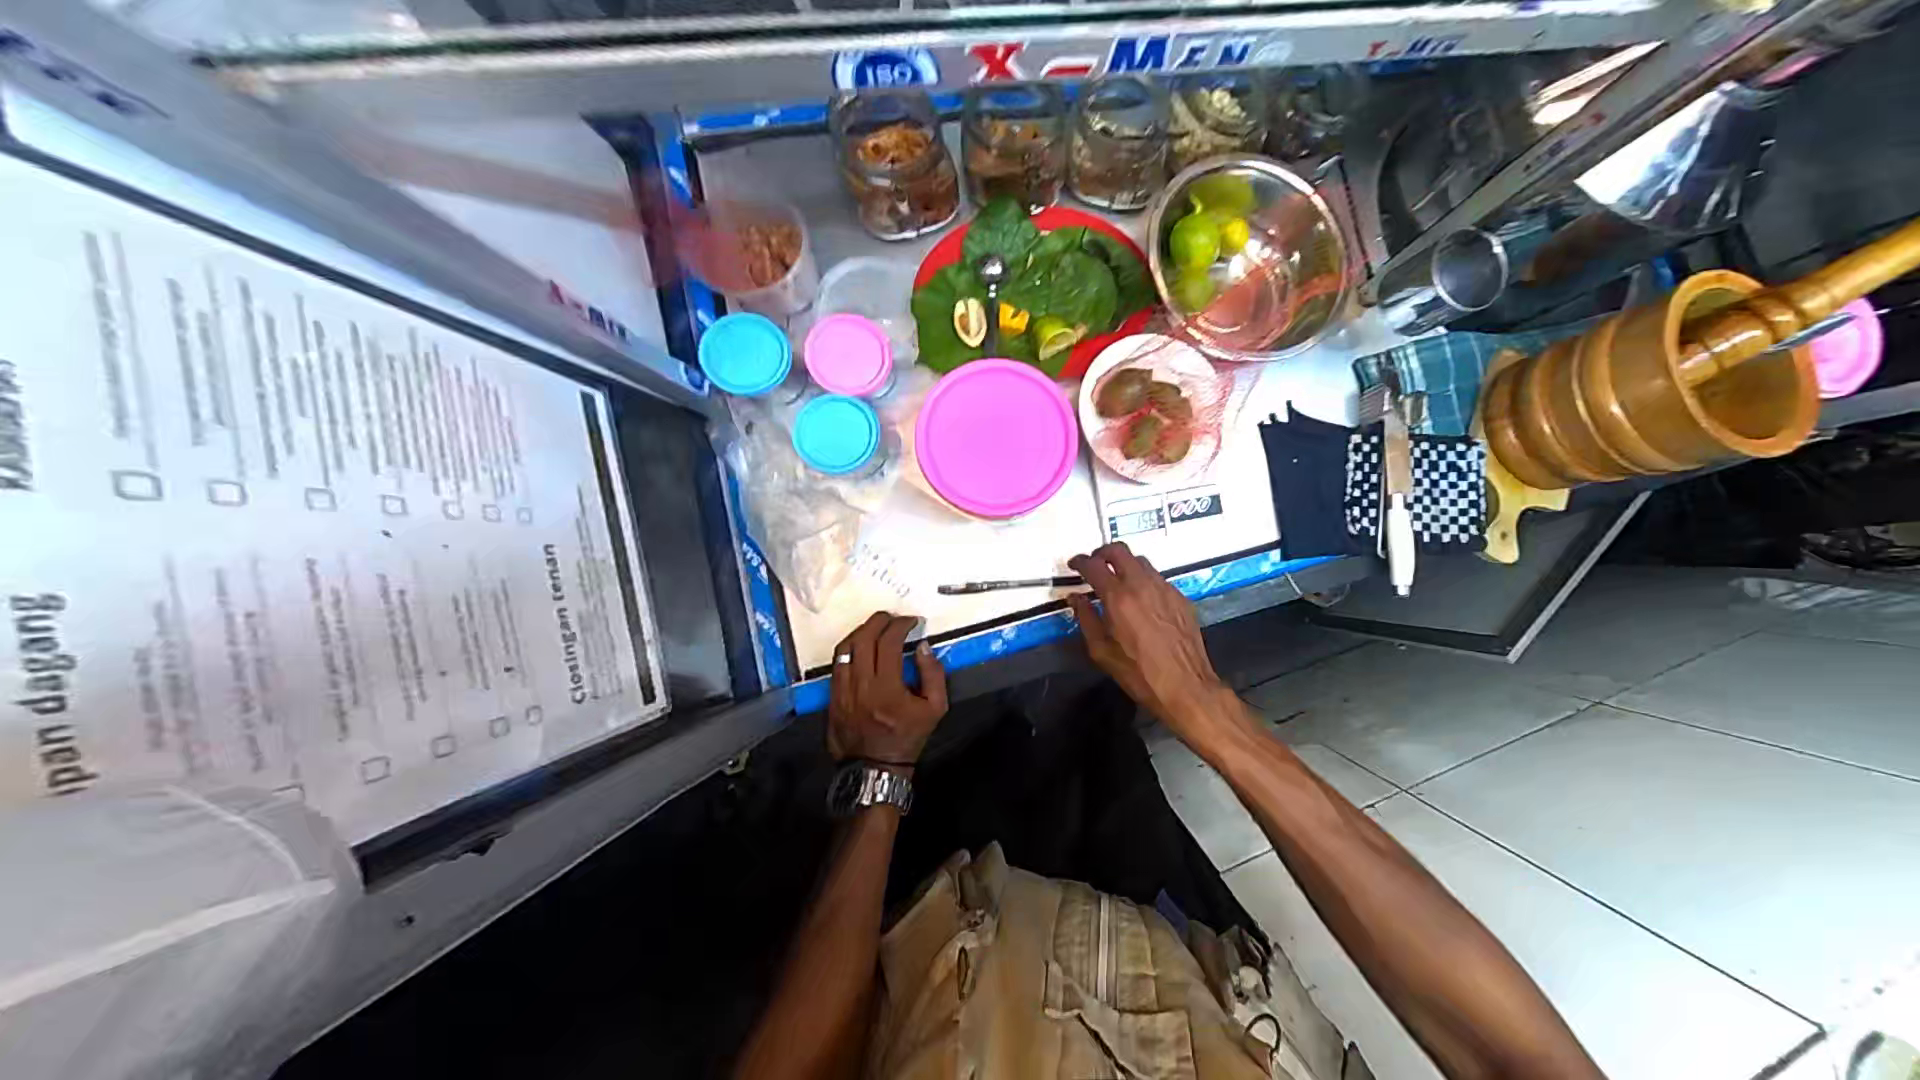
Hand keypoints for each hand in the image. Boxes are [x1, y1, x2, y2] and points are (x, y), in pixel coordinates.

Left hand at [827, 612, 948, 767]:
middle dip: (878, 622)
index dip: (900, 625)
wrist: (875, 769)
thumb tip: (923, 647)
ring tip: (875, 628)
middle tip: (891, 618)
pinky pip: (836, 665)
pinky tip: (859, 647)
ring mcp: (842, 691)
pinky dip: (849, 650)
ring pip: (845, 649)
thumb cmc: (908, 738)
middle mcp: (860, 685)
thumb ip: (933, 675)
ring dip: (861, 632)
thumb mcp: (935, 709)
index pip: (888, 642)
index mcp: (886, 688)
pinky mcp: (832, 697)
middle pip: (863, 639)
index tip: (911, 621)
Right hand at [1067, 543, 1232, 741]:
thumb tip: (1075, 598)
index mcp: (1118, 598)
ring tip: (1117, 581)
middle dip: (1102, 553)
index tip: (1074, 565)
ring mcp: (1164, 588)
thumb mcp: (1101, 650)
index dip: (1080, 561)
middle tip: (1094, 565)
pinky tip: (1140, 598)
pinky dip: (1143, 579)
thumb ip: (1085, 618)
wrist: (1185, 686)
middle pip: (1119, 550)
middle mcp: (1142, 585)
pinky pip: (1157, 578)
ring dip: (1124, 564)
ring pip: (1140, 561)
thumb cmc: (1138, 673)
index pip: (1094, 565)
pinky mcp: (1180, 597)